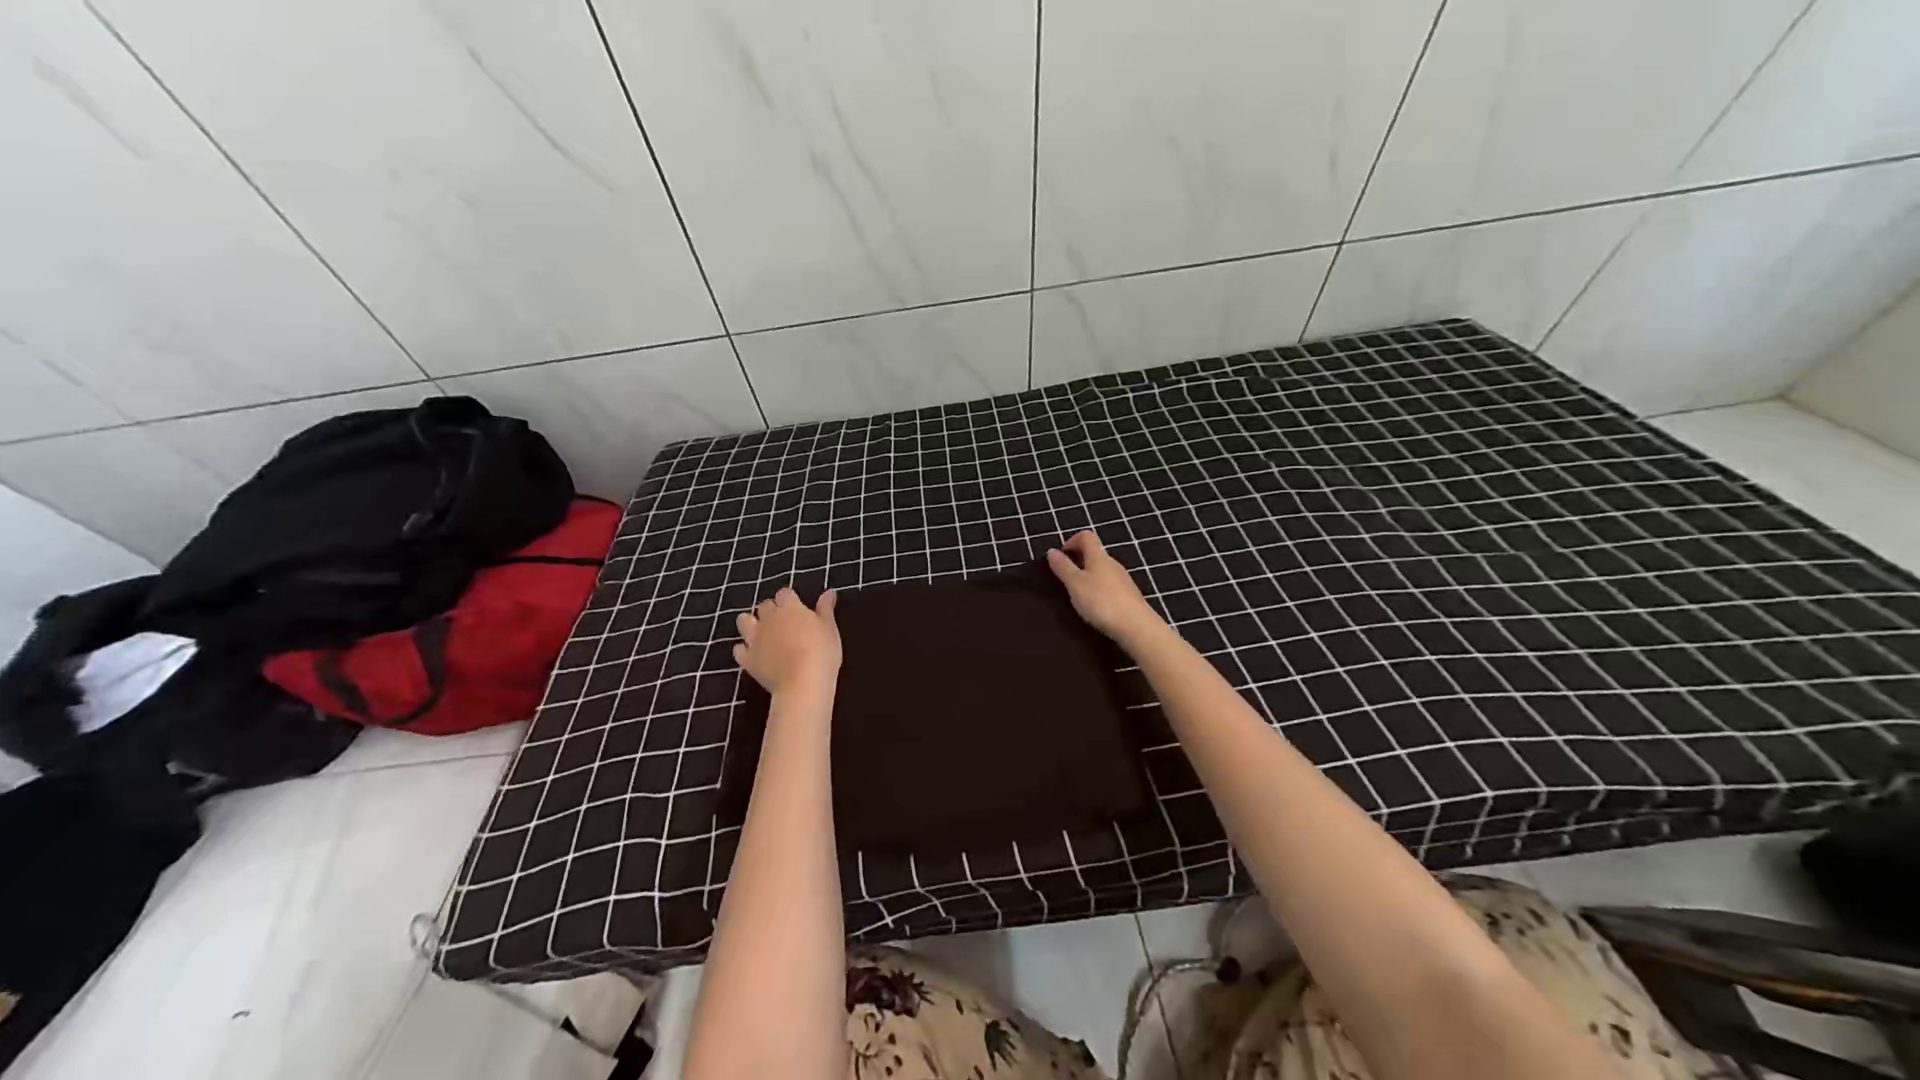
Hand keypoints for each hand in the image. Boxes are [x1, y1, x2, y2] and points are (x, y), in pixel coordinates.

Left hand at [733, 587, 840, 697]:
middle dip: (771, 610)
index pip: (784, 593)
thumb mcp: (830, 628)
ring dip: (751, 623)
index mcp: (790, 608)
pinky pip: (738, 649)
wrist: (802, 682)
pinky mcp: (747, 658)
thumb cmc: (821, 652)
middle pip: (764, 605)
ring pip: (744, 621)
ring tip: (762, 632)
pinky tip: (753, 654)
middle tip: (783, 622)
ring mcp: (755, 638)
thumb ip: (826, 609)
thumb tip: (829, 592)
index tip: (797, 608)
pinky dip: (744, 649)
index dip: (789, 599)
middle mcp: (769, 618)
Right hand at [1045, 531, 1167, 647]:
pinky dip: (1098, 589)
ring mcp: (1123, 579)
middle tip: (1065, 578)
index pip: (1086, 536)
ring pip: (1102, 570)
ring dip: (1088, 576)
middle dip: (1078, 561)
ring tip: (1077, 594)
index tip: (1061, 557)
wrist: (1136, 626)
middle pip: (1094, 553)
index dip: (1071, 541)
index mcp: (1099, 556)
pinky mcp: (1128, 595)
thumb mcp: (1075, 584)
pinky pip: (1109, 585)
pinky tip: (1094, 606)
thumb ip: (1063, 567)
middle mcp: (1113, 563)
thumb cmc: (1101, 601)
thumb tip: (1052, 551)